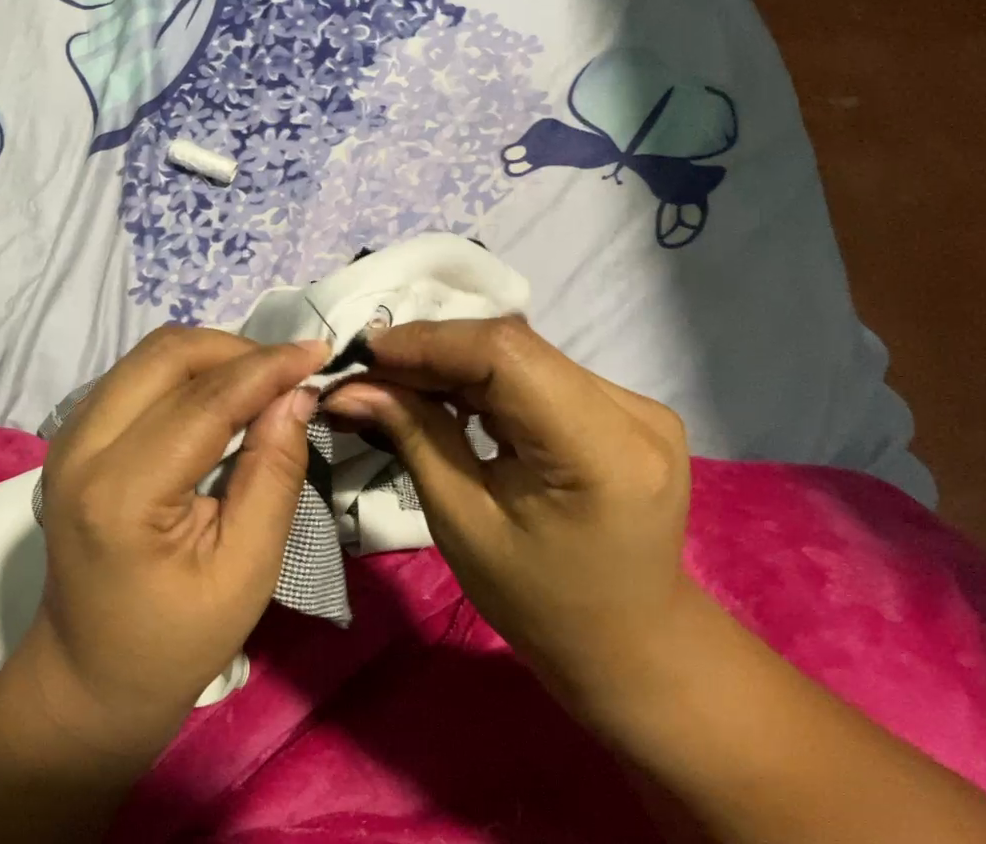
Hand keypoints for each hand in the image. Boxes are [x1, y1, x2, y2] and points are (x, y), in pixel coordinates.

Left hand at [26, 326, 328, 743]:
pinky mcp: (71, 439)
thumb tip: (296, 395)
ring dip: (209, 358)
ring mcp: (67, 439)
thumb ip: (271, 477)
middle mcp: (81, 449)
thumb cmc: (174, 642)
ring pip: (144, 358)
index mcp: (121, 493)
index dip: (265, 368)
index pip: (202, 401)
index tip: (320, 352)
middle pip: (163, 356)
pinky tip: (221, 398)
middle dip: (235, 350)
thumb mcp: (244, 573)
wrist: (89, 672)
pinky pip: (131, 378)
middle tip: (292, 373)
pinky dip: (182, 374)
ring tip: (264, 384)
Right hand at [320, 318, 693, 706]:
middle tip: (363, 374)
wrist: (627, 643)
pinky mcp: (622, 411)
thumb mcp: (461, 522)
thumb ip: (414, 437)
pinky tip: (438, 396)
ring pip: (520, 354)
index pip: (507, 354)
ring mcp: (635, 406)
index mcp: (602, 450)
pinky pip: (535, 374)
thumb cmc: (538, 600)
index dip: (428, 343)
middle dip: (428, 353)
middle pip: (513, 347)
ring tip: (389, 385)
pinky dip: (478, 380)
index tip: (362, 354)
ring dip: (448, 363)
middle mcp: (633, 411)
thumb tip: (350, 387)